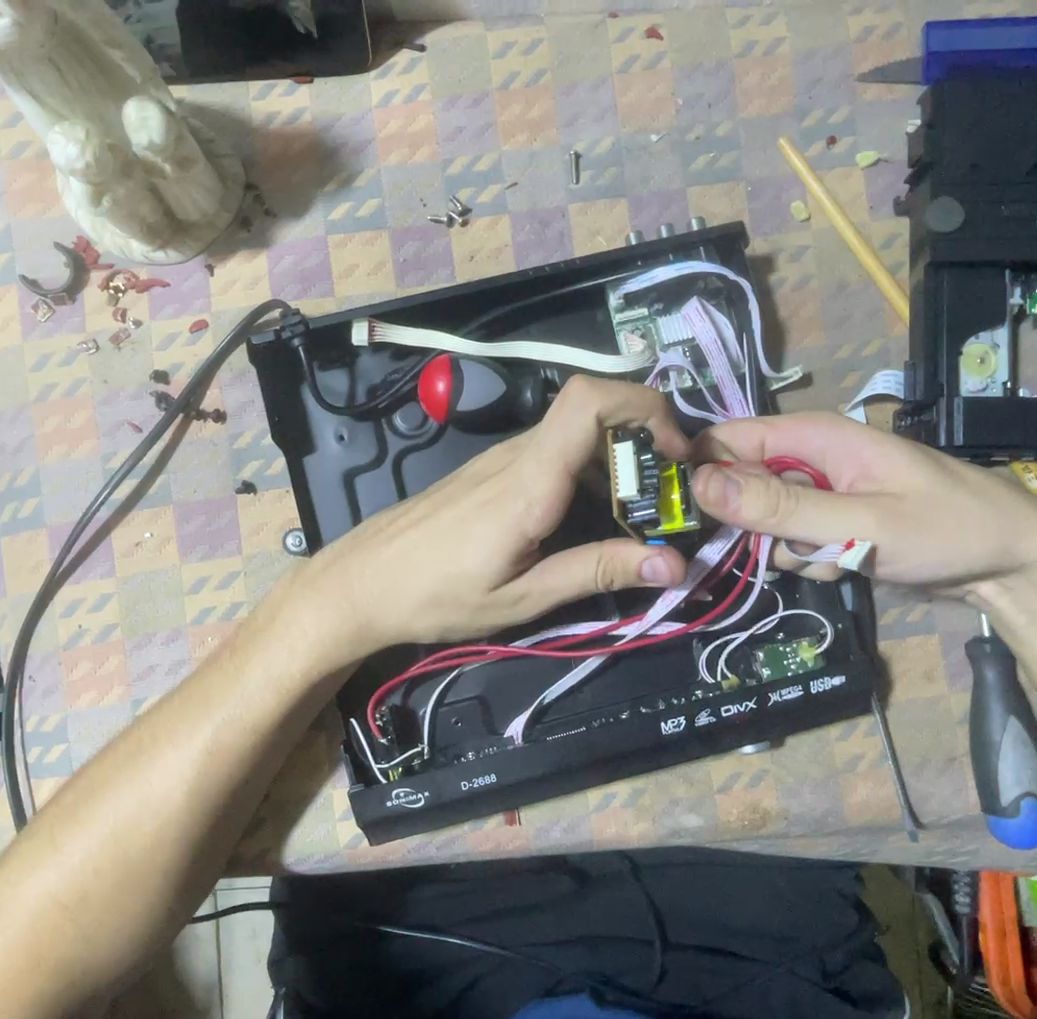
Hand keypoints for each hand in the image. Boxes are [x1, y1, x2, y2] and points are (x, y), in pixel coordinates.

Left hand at [292, 376, 690, 659]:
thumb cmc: (435, 596)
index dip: (644, 407)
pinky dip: (588, 471)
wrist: (360, 583)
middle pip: (592, 409)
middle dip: (645, 438)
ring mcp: (500, 459)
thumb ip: (595, 573)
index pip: (589, 401)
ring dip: (618, 460)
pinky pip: (552, 452)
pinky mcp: (491, 472)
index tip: (676, 454)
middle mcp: (517, 455)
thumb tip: (673, 564)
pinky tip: (591, 517)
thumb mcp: (520, 599)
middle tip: (669, 494)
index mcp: (529, 482)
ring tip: (638, 515)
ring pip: (575, 433)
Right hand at [692, 413, 1036, 594]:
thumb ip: (778, 506)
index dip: (702, 472)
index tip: (689, 516)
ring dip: (789, 547)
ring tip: (838, 556)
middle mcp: (813, 458)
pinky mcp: (835, 523)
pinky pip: (794, 541)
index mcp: (817, 435)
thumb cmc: (947, 531)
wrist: (1016, 566)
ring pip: (766, 521)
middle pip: (743, 484)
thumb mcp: (859, 522)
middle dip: (754, 522)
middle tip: (788, 547)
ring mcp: (824, 493)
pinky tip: (852, 565)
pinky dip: (814, 559)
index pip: (730, 439)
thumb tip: (700, 483)